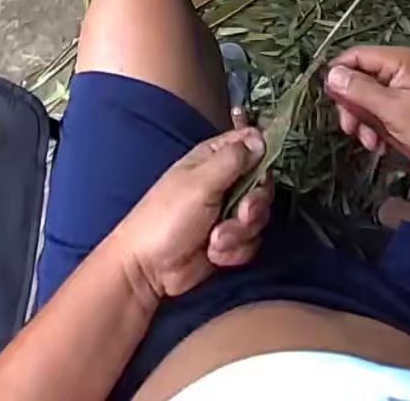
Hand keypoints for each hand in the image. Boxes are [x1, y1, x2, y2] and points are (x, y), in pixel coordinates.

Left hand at [106, 118, 272, 302]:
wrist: (147, 269)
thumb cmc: (168, 216)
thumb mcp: (201, 183)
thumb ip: (233, 159)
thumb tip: (261, 139)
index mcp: (215, 157)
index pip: (251, 142)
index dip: (263, 153)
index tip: (263, 171)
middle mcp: (226, 180)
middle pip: (263, 183)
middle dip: (254, 203)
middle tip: (241, 213)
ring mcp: (228, 210)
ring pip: (258, 215)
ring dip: (240, 232)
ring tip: (215, 240)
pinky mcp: (230, 239)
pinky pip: (251, 241)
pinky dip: (235, 250)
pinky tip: (214, 253)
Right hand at [323, 46, 409, 182]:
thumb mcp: (392, 109)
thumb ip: (360, 90)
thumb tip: (331, 74)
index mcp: (397, 60)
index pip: (355, 55)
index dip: (339, 74)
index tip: (330, 99)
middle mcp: (396, 69)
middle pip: (357, 78)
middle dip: (351, 105)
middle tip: (349, 128)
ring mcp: (399, 88)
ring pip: (364, 98)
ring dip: (362, 121)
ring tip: (369, 142)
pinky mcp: (401, 106)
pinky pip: (376, 111)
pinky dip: (373, 127)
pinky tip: (377, 144)